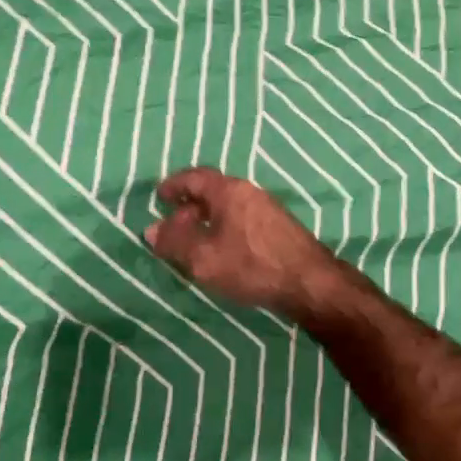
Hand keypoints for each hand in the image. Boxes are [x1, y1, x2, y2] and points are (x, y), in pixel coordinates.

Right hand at [144, 167, 342, 316]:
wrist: (309, 283)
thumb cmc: (251, 265)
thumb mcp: (203, 257)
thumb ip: (174, 242)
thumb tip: (151, 229)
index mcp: (229, 191)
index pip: (195, 177)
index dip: (174, 185)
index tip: (160, 196)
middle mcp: (249, 192)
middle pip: (212, 192)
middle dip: (189, 207)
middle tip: (173, 227)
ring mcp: (267, 209)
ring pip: (228, 207)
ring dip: (207, 221)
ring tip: (194, 244)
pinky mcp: (279, 228)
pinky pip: (242, 220)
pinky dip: (224, 229)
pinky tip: (222, 253)